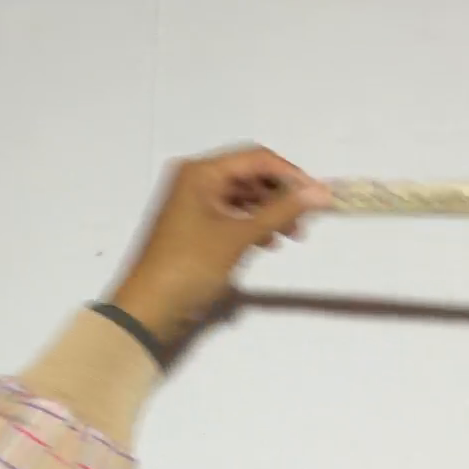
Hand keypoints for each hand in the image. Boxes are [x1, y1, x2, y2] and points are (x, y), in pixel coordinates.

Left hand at [111, 146, 330, 343]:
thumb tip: (320, 191)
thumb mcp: (238, 237)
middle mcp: (195, 180)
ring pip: (243, 198)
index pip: (256, 159)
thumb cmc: (189, 266)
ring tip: (291, 236)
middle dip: (280, 196)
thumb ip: (281, 211)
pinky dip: (252, 226)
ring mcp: (193, 204)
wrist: (148, 309)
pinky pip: (231, 216)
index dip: (291, 175)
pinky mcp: (194, 228)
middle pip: (250, 176)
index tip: (319, 196)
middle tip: (305, 222)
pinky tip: (268, 243)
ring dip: (269, 213)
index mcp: (200, 172)